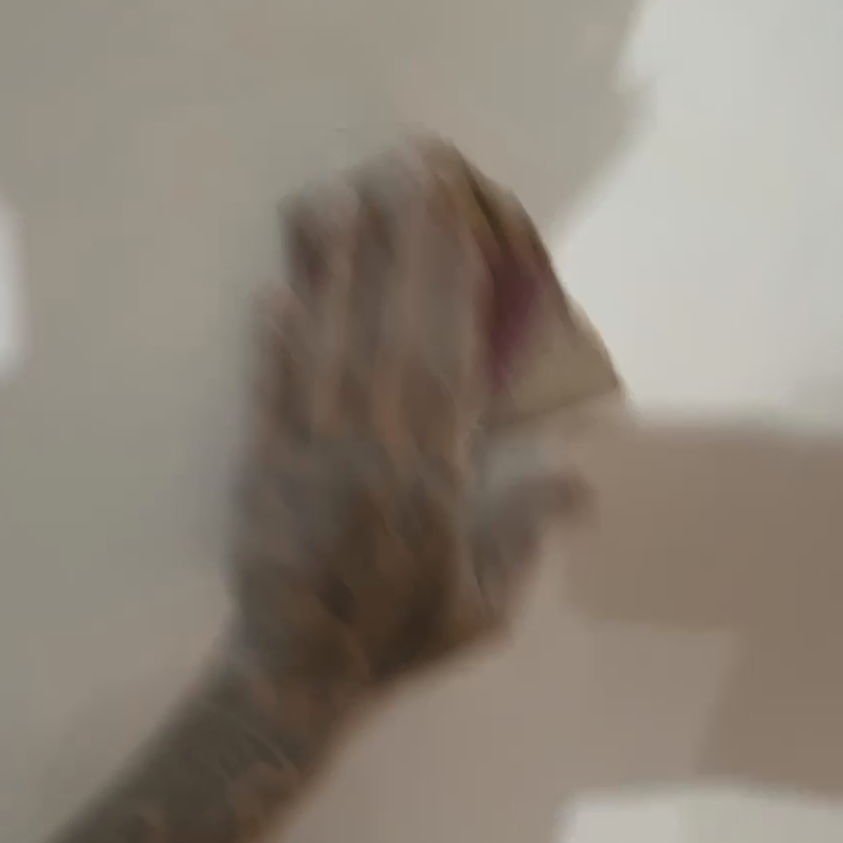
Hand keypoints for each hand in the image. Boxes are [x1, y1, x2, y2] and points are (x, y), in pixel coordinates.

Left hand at [229, 147, 583, 700]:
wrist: (300, 671)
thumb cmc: (400, 636)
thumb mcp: (485, 605)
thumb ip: (526, 533)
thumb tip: (583, 475)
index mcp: (432, 478)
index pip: (448, 362)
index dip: (451, 287)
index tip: (457, 222)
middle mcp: (372, 450)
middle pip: (390, 335)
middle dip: (399, 251)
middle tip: (401, 171)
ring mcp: (308, 454)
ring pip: (327, 352)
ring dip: (335, 276)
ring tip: (338, 204)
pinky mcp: (258, 467)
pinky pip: (267, 396)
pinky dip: (269, 344)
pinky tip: (272, 292)